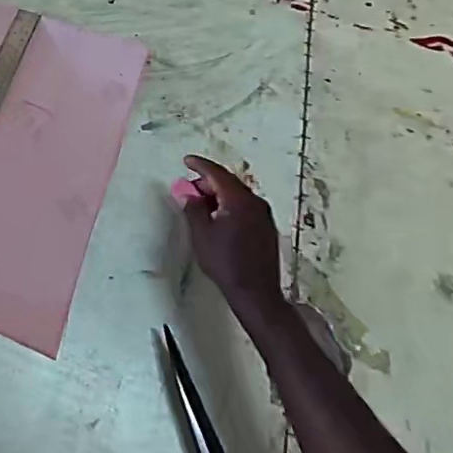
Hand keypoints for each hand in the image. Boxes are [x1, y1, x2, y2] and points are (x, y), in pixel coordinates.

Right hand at [179, 155, 285, 314]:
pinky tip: (216, 217)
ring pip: (237, 195)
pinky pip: (244, 207)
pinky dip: (228, 205)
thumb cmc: (224, 261)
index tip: (186, 160)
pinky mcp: (266, 229)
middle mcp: (256, 203)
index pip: (218, 174)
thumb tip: (186, 191)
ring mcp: (264, 217)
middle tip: (188, 187)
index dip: (200, 165)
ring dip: (218, 194)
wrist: (255, 292)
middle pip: (229, 183)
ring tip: (199, 203)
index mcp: (239, 200)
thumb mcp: (201, 233)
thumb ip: (192, 207)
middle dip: (207, 181)